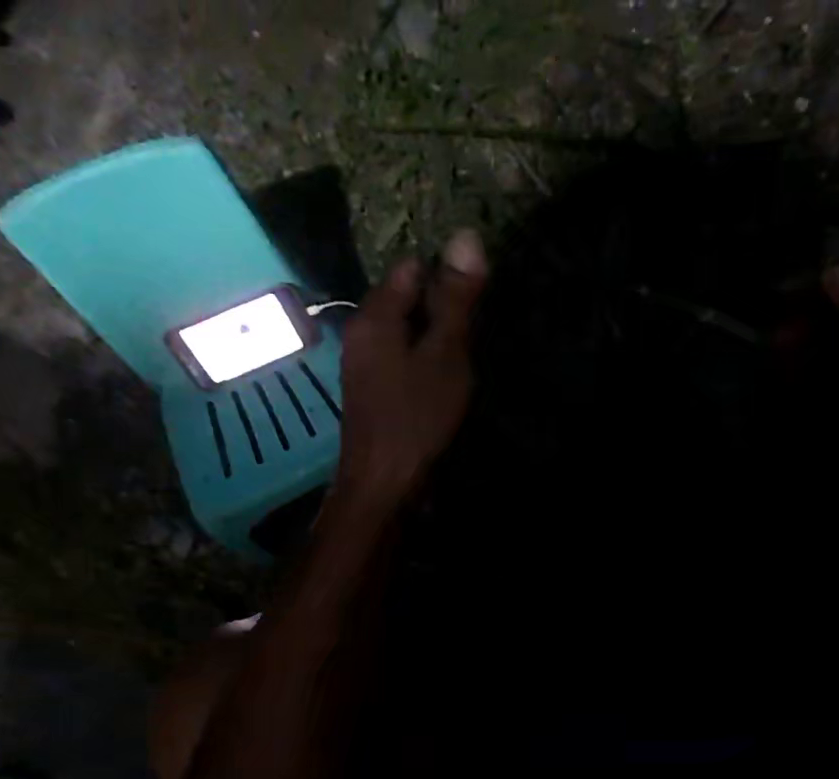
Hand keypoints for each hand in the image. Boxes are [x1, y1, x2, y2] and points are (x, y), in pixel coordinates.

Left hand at [335, 229, 488, 506]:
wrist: (384, 482)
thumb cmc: (416, 416)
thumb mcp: (445, 355)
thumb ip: (455, 300)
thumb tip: (467, 236)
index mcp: (375, 316)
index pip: (411, 268)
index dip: (445, 274)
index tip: (476, 296)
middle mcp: (361, 332)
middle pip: (405, 300)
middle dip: (440, 307)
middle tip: (476, 329)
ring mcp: (362, 363)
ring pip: (404, 332)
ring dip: (432, 337)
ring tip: (464, 355)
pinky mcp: (371, 390)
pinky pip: (400, 358)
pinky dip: (422, 360)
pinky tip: (442, 380)